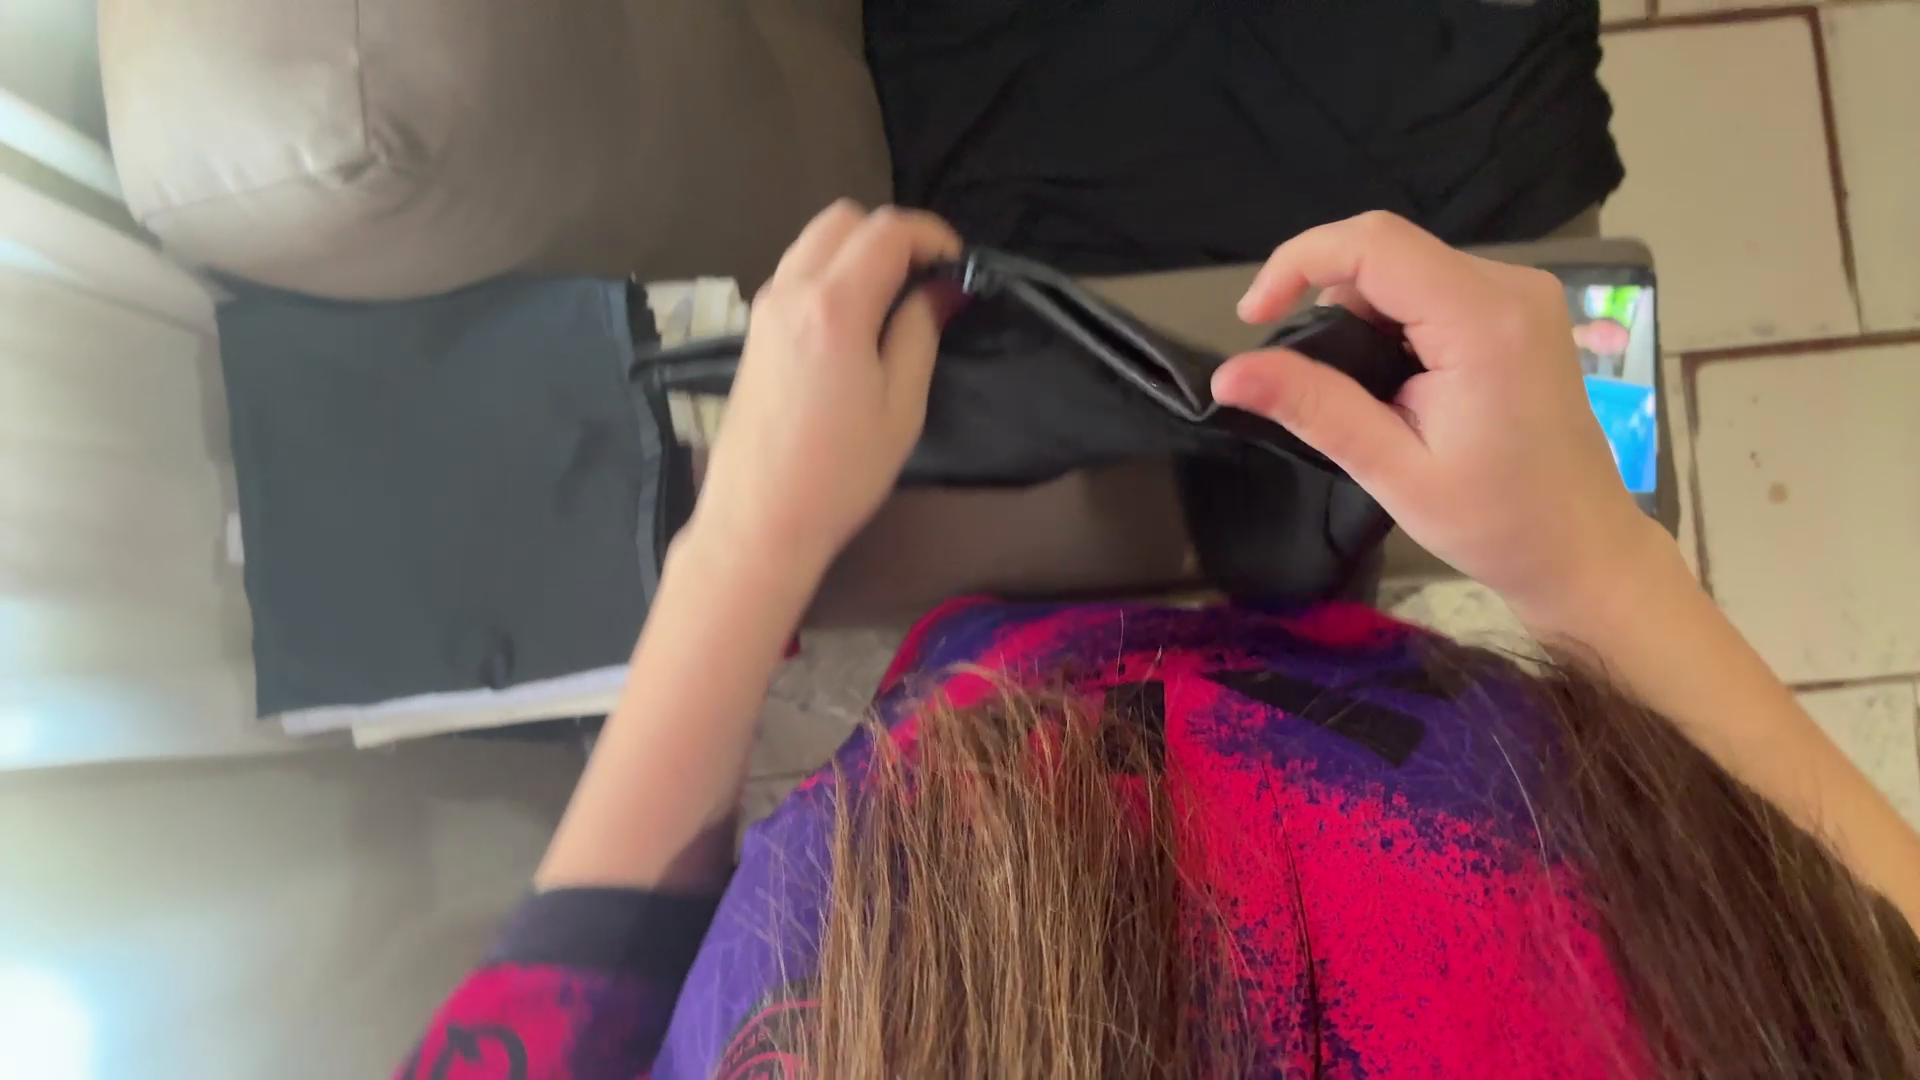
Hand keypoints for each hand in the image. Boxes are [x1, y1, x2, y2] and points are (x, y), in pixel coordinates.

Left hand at [683, 201, 961, 583]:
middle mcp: (791, 291)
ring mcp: (764, 309)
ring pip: (814, 242)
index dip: (932, 236)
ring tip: (894, 300)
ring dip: (858, 252)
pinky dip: (830, 273)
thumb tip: (942, 290)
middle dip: (892, 236)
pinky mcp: (753, 332)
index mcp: (835, 306)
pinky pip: (795, 273)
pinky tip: (854, 321)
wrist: (761, 519)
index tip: (958, 267)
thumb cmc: (842, 472)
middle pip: (844, 220)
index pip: (887, 231)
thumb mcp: (901, 407)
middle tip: (926, 281)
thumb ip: (921, 333)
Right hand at [1213, 211, 1665, 625]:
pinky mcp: (1515, 313)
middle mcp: (1508, 287)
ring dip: (1353, 317)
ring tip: (1351, 394)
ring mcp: (1518, 296)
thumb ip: (1311, 407)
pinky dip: (1384, 323)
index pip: (1373, 244)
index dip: (1296, 262)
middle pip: (1385, 251)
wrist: (1577, 546)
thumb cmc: (1490, 518)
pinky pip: (1427, 289)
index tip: (1250, 319)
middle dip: (1320, 298)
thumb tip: (1227, 375)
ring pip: (1401, 270)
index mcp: (1482, 320)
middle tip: (1296, 375)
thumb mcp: (1388, 466)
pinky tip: (1387, 381)